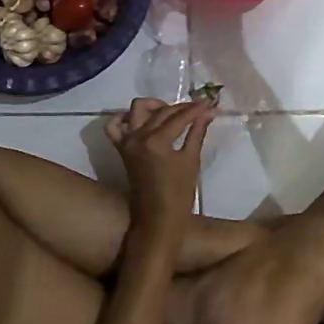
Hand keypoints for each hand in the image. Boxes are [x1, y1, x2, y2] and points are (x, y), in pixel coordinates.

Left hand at [105, 98, 214, 233]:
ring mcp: (127, 142)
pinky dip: (124, 118)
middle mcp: (138, 137)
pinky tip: (142, 120)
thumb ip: (197, 132)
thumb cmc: (179, 194)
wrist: (157, 219)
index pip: (179, 117)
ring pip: (137, 109)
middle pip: (161, 111)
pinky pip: (114, 126)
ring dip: (154, 106)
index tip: (209, 104)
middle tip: (198, 109)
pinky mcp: (122, 149)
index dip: (195, 109)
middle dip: (181, 108)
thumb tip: (207, 112)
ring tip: (170, 113)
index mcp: (157, 141)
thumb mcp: (191, 160)